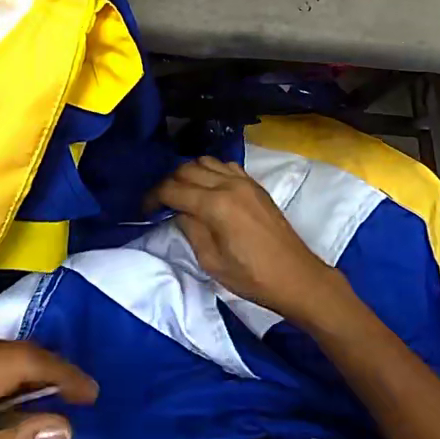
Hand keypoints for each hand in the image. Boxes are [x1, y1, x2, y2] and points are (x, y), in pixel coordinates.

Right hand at [153, 157, 356, 326]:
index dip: (153, 197)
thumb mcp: (211, 261)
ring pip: (207, 162)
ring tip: (182, 194)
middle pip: (188, 169)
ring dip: (190, 173)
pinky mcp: (257, 186)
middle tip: (160, 203)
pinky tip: (208, 189)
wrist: (294, 275)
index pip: (173, 189)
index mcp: (216, 205)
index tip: (144, 210)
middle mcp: (230, 185)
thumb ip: (191, 229)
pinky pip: (227, 167)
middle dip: (169, 182)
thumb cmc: (251, 276)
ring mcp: (246, 182)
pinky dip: (212, 171)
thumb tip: (178, 212)